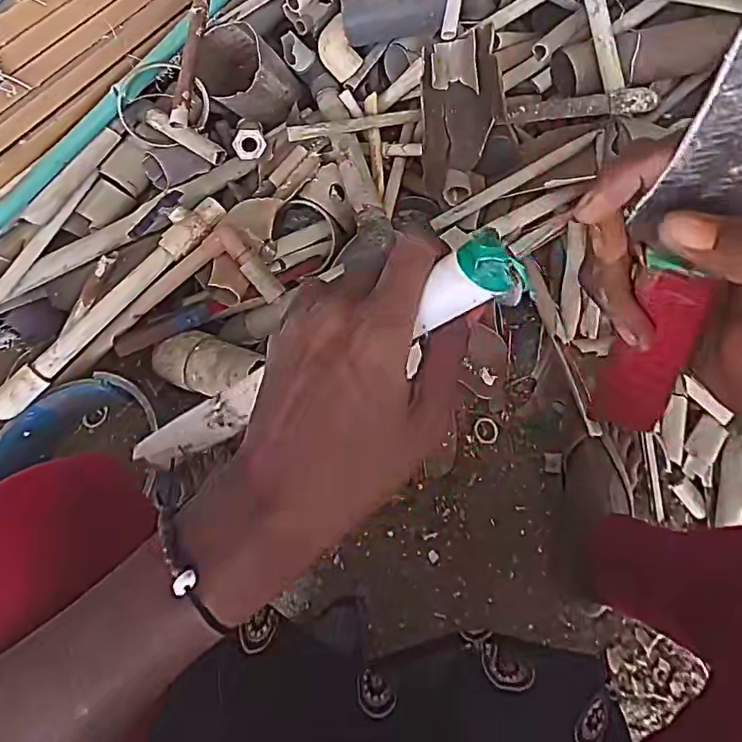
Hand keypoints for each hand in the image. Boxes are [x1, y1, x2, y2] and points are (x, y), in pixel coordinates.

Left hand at [180, 224, 470, 621]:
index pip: (414, 249)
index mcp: (376, 330)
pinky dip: (344, 310)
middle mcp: (336, 310)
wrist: (277, 492)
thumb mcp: (424, 421)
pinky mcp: (284, 327)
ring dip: (376, 297)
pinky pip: (325, 297)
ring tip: (382, 346)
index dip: (443, 255)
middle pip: (386, 259)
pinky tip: (348, 352)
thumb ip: (449, 355)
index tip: (456, 276)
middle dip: (413, 283)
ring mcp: (305, 315)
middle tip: (425, 320)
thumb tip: (464, 316)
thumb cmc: (352, 470)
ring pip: (355, 278)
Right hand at [573, 140, 741, 452]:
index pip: (688, 154)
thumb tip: (676, 224)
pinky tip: (641, 330)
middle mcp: (715, 209)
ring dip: (610, 282)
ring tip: (640, 325)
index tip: (598, 207)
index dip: (635, 171)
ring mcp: (679, 241)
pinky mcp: (653, 272)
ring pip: (608, 235)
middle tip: (622, 284)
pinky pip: (605, 271)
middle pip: (630, 193)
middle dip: (613, 241)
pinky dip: (611, 302)